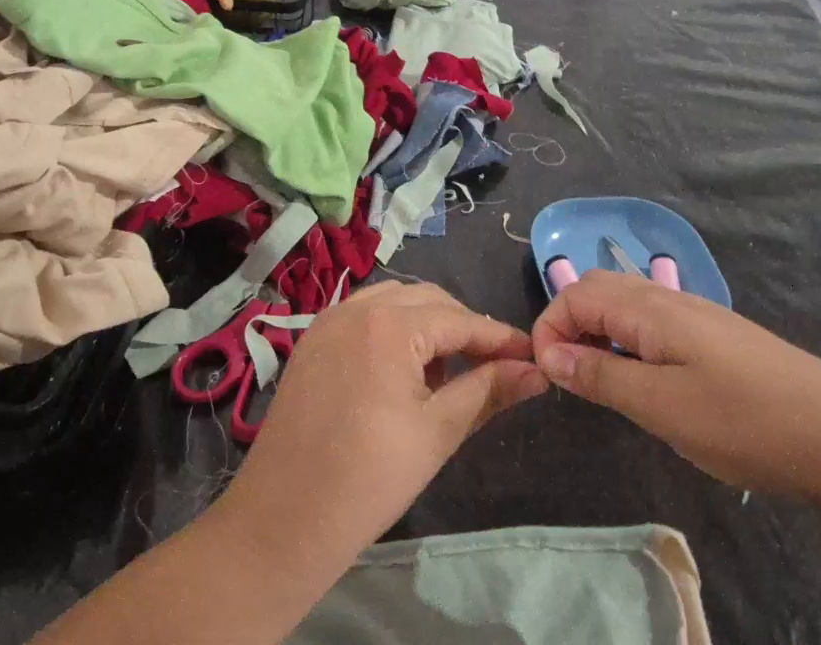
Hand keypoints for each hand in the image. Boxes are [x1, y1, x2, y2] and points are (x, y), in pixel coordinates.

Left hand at [221, 282, 547, 559]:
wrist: (283, 520)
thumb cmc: (370, 478)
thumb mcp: (439, 431)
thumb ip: (489, 390)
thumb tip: (537, 371)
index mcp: (389, 324)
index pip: (460, 320)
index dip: (500, 338)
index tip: (532, 357)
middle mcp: (355, 308)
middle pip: (427, 300)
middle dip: (463, 327)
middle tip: (493, 367)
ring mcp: (327, 323)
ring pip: (393, 303)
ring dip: (427, 325)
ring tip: (446, 374)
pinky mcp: (310, 344)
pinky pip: (362, 318)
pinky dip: (391, 332)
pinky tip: (402, 374)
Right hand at [532, 271, 820, 507]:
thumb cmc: (745, 422)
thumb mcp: (661, 406)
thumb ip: (600, 374)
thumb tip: (549, 351)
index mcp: (653, 309)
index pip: (577, 292)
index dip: (548, 327)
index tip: (546, 375)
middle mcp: (674, 300)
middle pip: (602, 288)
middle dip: (570, 323)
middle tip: (567, 375)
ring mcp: (702, 317)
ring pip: (630, 304)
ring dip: (599, 331)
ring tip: (600, 381)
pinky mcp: (721, 339)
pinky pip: (657, 323)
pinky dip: (630, 341)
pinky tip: (646, 380)